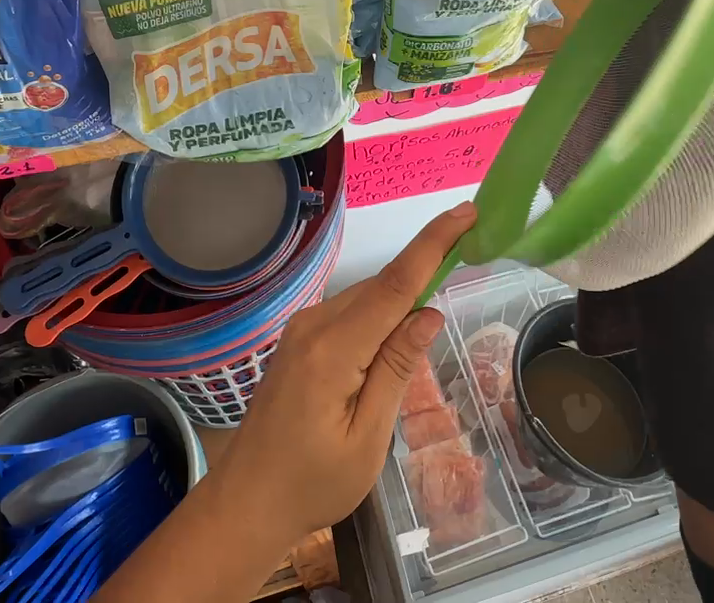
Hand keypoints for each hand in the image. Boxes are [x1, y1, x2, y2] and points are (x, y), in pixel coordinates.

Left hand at [217, 201, 473, 542]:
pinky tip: (392, 345)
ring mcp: (302, 329)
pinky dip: (379, 316)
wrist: (245, 501)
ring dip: (402, 301)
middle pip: (382, 288)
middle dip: (425, 272)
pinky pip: (350, 315)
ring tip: (429, 329)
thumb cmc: (312, 483)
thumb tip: (429, 312)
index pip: (394, 284)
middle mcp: (314, 325)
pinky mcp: (300, 340)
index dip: (433, 243)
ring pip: (366, 300)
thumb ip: (397, 369)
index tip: (466, 211)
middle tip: (467, 266)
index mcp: (333, 350)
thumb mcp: (368, 438)